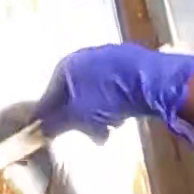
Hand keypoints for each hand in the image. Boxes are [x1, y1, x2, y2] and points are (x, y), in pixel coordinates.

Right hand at [34, 44, 193, 142]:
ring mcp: (108, 59)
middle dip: (79, 119)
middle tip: (88, 135)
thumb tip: (42, 130)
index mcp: (66, 66)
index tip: (44, 131)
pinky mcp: (129, 64)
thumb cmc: (106, 96)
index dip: (46, 115)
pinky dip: (113, 104)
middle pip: (73, 94)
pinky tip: (123, 117)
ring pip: (94, 93)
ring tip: (108, 131)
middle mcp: (84, 58)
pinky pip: (112, 89)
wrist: (151, 80)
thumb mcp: (77, 115)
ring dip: (98, 115)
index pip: (49, 94)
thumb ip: (56, 123)